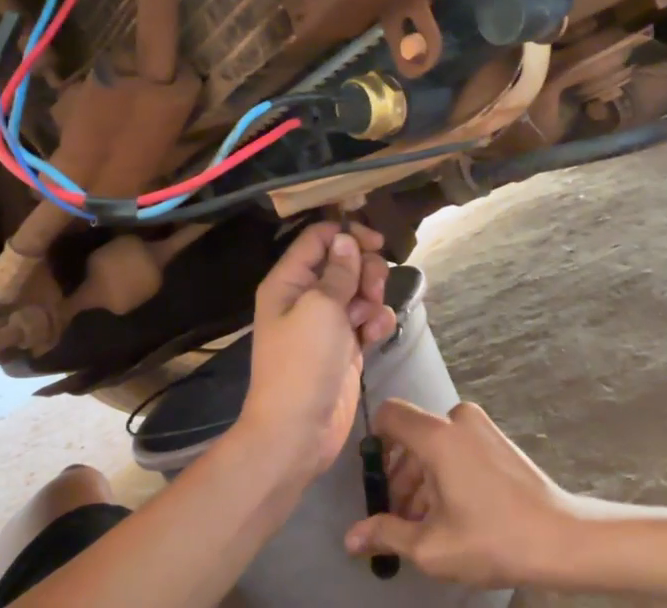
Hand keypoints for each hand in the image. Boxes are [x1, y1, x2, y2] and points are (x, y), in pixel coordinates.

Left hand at [238, 222, 396, 480]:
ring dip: (373, 296)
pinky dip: (376, 321)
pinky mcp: (344, 347)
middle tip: (371, 287)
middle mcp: (305, 297)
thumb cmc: (302, 363)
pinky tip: (378, 334)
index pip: (318, 238)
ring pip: (359, 289)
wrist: (297, 432)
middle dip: (365, 268)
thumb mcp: (321, 308)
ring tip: (370, 316)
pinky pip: (366, 319)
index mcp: (288, 281)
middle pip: (344, 262)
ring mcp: (326, 323)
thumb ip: (338, 271)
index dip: (347, 234)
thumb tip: (346, 240)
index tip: (376, 242)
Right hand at [344, 400, 574, 588]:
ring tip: (424, 524)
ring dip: (422, 479)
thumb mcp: (431, 547)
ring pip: (435, 445)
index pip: (390, 414)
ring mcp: (482, 427)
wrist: (560, 538)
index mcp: (439, 436)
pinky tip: (451, 513)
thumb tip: (351, 538)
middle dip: (399, 476)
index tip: (374, 479)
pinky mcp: (497, 439)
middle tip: (398, 519)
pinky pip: (457, 447)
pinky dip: (446, 473)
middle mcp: (458, 419)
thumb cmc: (492, 540)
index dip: (374, 442)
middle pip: (413, 437)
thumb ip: (386, 535)